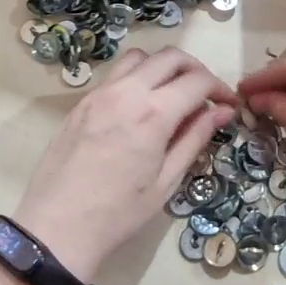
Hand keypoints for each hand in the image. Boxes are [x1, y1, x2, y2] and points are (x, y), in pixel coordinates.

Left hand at [14, 47, 238, 278]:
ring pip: (140, 57)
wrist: (57, 227)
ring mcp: (100, 92)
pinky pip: (116, 74)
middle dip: (195, 70)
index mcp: (153, 113)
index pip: (196, 80)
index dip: (219, 88)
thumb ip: (194, 138)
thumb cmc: (119, 212)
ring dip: (163, 67)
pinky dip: (137, 77)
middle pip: (170, 57)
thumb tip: (221, 111)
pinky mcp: (82, 101)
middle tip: (206, 95)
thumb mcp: (166, 181)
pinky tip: (141, 106)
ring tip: (173, 94)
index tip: (228, 105)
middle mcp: (126, 91)